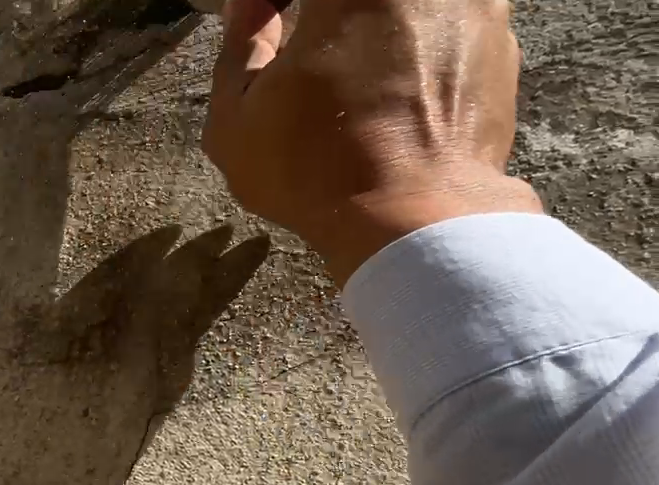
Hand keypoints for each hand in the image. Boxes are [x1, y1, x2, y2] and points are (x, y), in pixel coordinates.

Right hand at [203, 0, 542, 283]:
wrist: (410, 210)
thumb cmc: (306, 165)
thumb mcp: (236, 118)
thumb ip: (240, 45)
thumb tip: (248, 4)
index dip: (272, 3)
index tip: (258, 17)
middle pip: (356, 1)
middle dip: (325, 20)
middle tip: (301, 54)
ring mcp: (475, 1)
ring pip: (408, 12)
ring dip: (375, 31)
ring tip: (347, 79)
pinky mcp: (502, 35)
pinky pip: (448, 22)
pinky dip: (414, 47)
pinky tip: (387, 98)